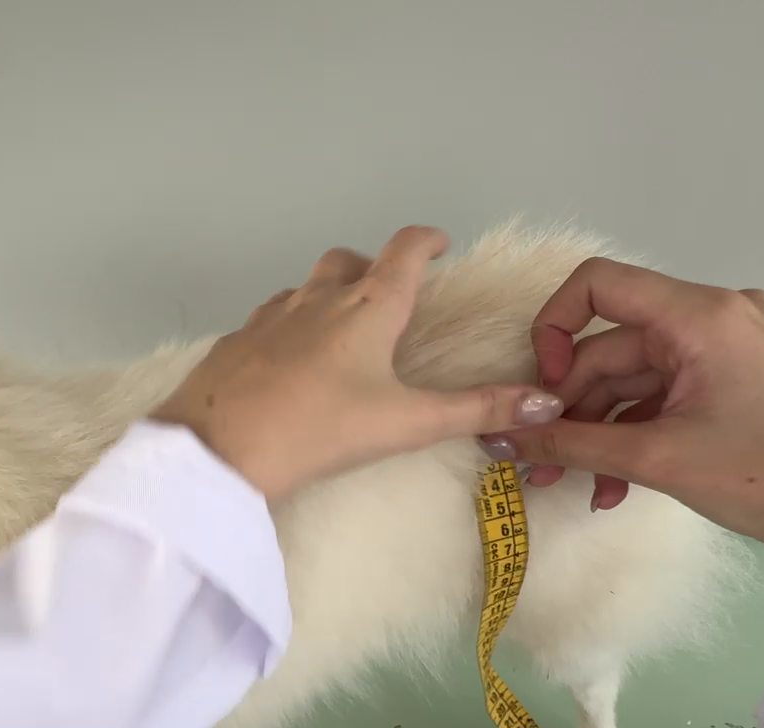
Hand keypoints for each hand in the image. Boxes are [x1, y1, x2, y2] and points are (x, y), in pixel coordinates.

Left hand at [153, 226, 562, 500]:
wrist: (219, 451)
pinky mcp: (231, 344)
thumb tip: (544, 403)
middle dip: (369, 268)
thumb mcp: (403, 424)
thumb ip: (473, 411)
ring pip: (300, 290)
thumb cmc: (319, 431)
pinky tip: (282, 365)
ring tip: (333, 334)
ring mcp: (265, 318)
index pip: (403, 250)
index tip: (438, 246)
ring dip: (322, 297)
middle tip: (383, 298)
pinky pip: (264, 322)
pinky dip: (283, 329)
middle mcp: (314, 300)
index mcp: (366, 307)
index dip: (425, 240)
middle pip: (345, 262)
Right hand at [486, 257, 763, 693]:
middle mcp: (715, 319)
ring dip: (597, 435)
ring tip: (579, 488)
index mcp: (700, 316)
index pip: (598, 284)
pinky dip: (632, 438)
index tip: (540, 391)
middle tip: (540, 466)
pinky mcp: (740, 383)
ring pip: (632, 384)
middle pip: (609, 351)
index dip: (551, 330)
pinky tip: (616, 487)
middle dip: (568, 411)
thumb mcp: (654, 458)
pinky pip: (663, 400)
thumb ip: (567, 444)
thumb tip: (497, 439)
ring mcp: (730, 352)